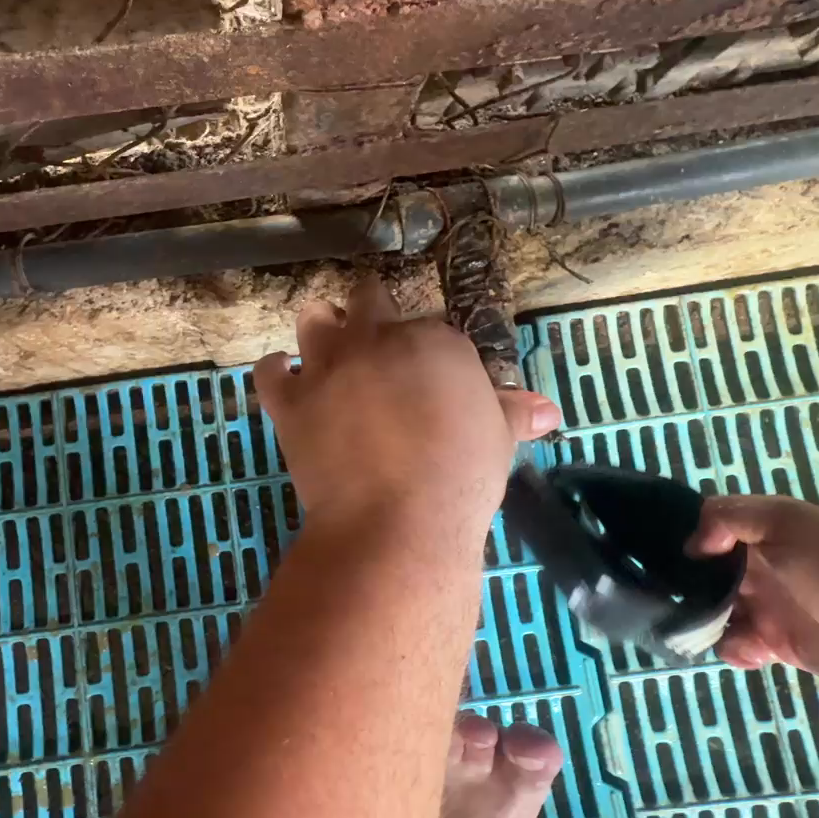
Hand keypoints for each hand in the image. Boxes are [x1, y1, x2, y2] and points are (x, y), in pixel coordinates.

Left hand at [253, 276, 560, 538]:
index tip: (424, 368)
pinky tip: (286, 375)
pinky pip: (269, 369)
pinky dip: (276, 369)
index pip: (427, 323)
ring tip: (329, 345)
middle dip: (371, 310)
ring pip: (313, 317)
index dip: (423, 345)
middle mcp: (375, 339)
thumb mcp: (497, 439)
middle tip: (375, 341)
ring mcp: (327, 366)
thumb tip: (549, 411)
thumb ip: (513, 412)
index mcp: (432, 339)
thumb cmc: (460, 477)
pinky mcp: (289, 400)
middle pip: (367, 297)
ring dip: (322, 325)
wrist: (397, 520)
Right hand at [687, 494, 818, 700]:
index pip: (708, 528)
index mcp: (761, 532)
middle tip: (670, 596)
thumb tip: (692, 546)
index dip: (686, 538)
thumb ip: (729, 519)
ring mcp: (769, 607)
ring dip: (705, 619)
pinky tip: (748, 649)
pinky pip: (740, 645)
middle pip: (706, 573)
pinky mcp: (781, 645)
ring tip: (707, 627)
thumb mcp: (785, 523)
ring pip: (717, 611)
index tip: (663, 553)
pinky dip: (733, 649)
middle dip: (688, 584)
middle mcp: (761, 567)